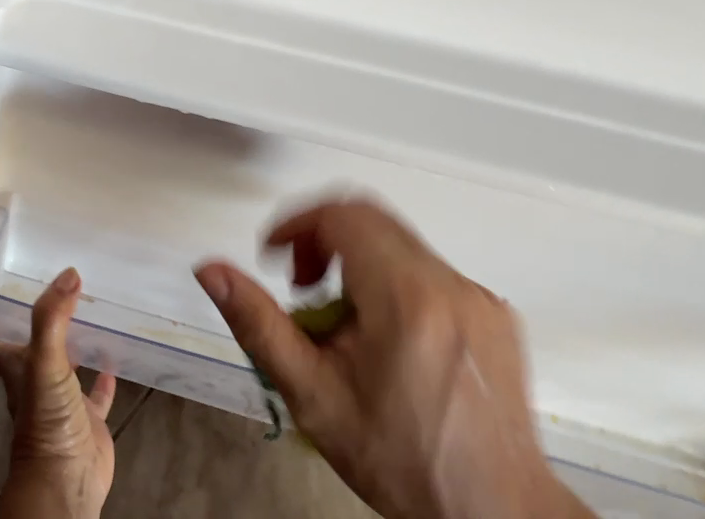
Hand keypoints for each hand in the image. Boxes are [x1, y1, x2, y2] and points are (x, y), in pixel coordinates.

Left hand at [0, 267, 116, 518]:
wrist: (67, 479)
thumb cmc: (46, 419)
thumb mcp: (44, 360)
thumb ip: (52, 318)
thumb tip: (69, 273)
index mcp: (16, 369)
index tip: (5, 293)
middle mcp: (34, 384)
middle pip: (32, 351)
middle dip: (41, 327)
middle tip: (59, 295)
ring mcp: (62, 403)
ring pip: (65, 369)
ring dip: (74, 348)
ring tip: (89, 317)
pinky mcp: (88, 421)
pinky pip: (96, 396)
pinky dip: (104, 380)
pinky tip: (115, 362)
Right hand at [195, 198, 591, 518]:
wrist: (495, 513)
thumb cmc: (398, 459)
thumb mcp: (312, 396)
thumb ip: (257, 324)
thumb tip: (209, 269)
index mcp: (404, 298)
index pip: (343, 215)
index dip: (297, 224)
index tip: (274, 259)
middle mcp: (449, 284)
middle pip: (371, 221)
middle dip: (322, 240)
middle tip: (299, 287)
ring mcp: (478, 297)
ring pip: (399, 245)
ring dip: (355, 262)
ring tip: (339, 324)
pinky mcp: (494, 313)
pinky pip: (429, 271)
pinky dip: (392, 283)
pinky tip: (383, 340)